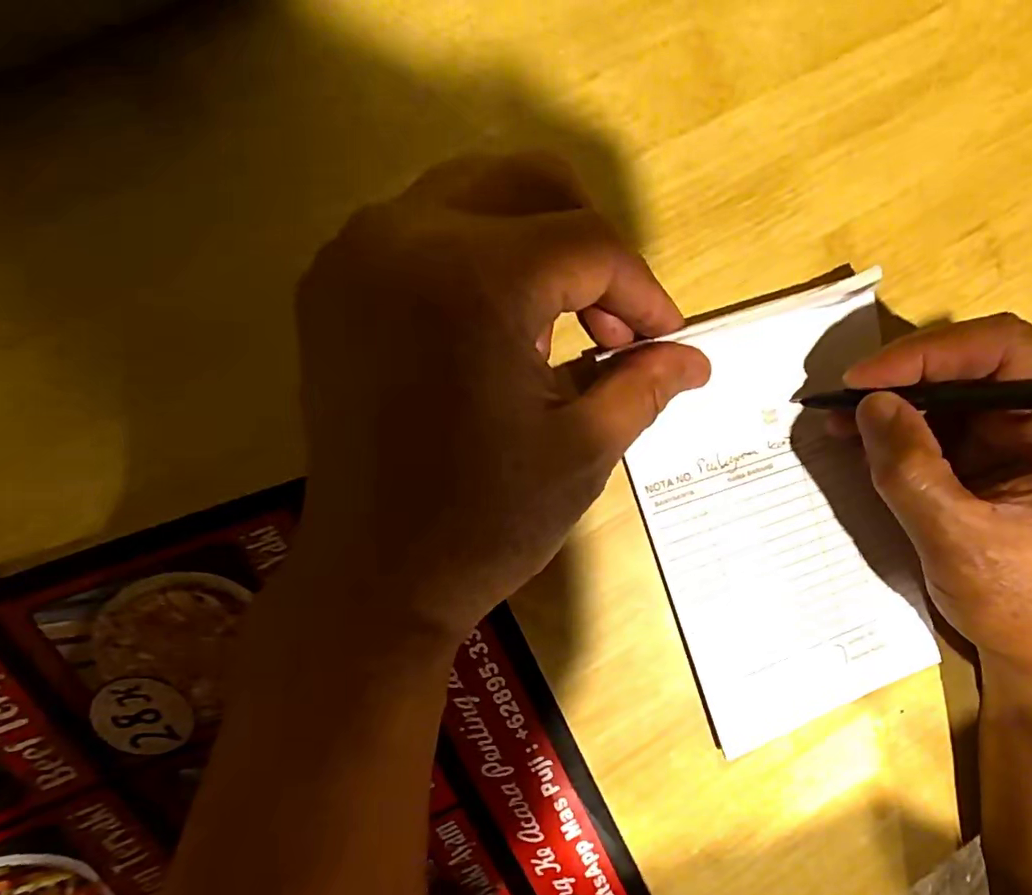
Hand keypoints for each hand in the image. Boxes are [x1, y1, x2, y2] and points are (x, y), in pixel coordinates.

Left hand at [291, 153, 708, 636]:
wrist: (378, 575)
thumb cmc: (491, 519)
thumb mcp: (588, 448)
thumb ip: (646, 383)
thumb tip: (694, 358)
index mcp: (473, 281)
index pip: (590, 244)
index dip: (645, 293)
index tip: (669, 343)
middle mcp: (404, 239)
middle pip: (531, 182)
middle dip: (596, 247)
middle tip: (620, 324)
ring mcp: (357, 256)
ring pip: (477, 194)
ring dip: (542, 247)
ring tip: (569, 329)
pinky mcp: (337, 285)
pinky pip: (430, 231)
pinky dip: (488, 259)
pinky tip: (509, 332)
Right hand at [840, 315, 1031, 671]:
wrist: (1028, 656)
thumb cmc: (1017, 604)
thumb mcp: (959, 537)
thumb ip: (912, 468)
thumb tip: (869, 404)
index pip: (1009, 351)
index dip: (930, 355)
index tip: (865, 379)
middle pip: (979, 365)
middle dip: (908, 380)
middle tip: (846, 397)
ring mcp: (1030, 434)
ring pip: (955, 393)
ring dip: (898, 403)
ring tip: (840, 419)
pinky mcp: (998, 456)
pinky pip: (945, 426)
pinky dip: (902, 430)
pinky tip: (861, 438)